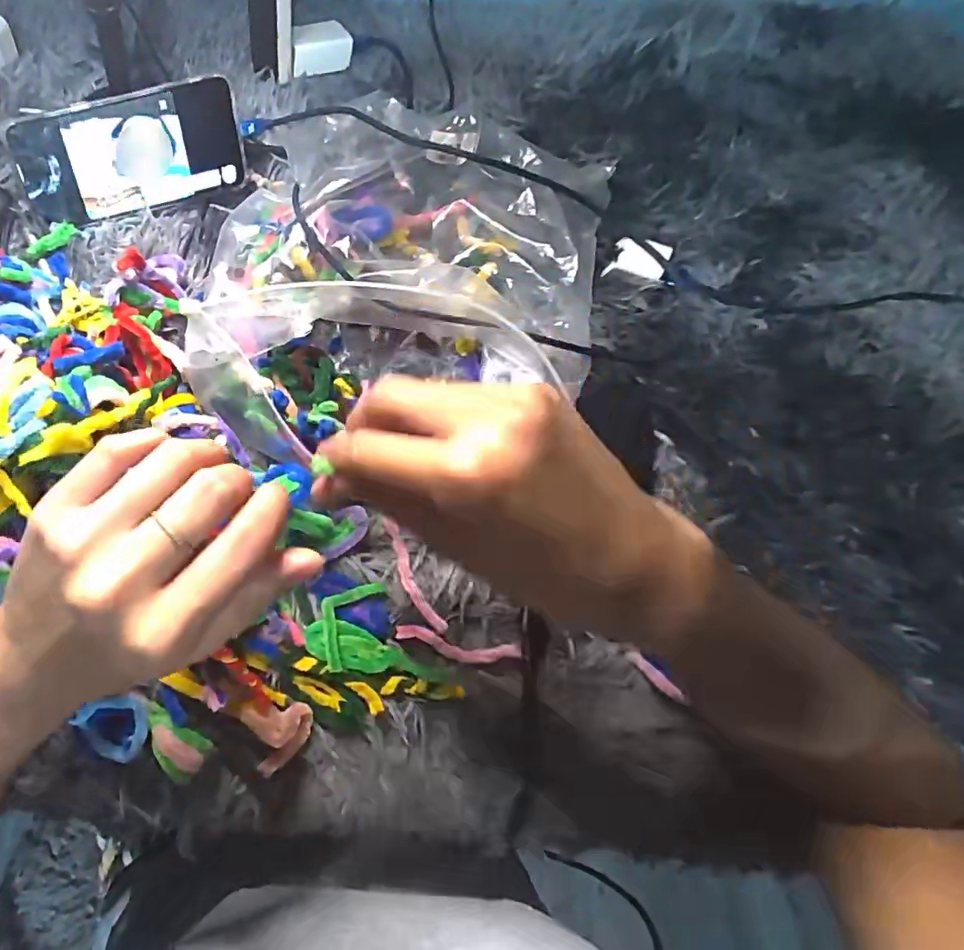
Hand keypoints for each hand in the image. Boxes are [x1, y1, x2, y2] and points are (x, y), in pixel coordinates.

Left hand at [0, 431, 322, 734]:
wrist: (30, 659)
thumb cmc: (122, 658)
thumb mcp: (192, 644)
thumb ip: (251, 599)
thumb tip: (311, 554)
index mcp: (163, 628)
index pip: (238, 549)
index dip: (271, 509)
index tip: (280, 494)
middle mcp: (120, 581)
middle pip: (205, 495)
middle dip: (238, 478)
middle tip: (240, 482)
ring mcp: (79, 540)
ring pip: (165, 462)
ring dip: (203, 451)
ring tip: (211, 461)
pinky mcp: (51, 510)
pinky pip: (114, 451)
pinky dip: (153, 440)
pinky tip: (168, 449)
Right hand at [312, 377, 712, 645]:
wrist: (640, 559)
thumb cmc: (544, 575)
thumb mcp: (455, 545)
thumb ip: (387, 498)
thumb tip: (329, 478)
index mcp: (468, 471)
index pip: (368, 446)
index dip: (334, 459)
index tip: (323, 477)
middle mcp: (487, 417)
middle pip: (386, 394)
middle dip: (358, 427)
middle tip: (354, 461)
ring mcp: (513, 395)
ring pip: (419, 388)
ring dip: (396, 420)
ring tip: (398, 456)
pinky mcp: (530, 388)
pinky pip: (456, 393)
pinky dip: (434, 417)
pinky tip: (442, 447)